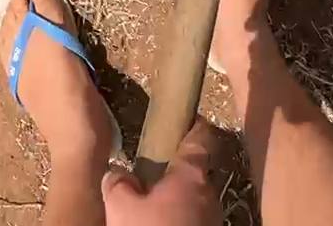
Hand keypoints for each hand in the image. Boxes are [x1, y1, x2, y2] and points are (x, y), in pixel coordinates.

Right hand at [101, 120, 219, 224]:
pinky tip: (161, 225)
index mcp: (191, 175)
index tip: (185, 118)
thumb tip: (118, 173)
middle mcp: (210, 194)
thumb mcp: (121, 209)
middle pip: (195, 172)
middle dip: (175, 173)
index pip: (200, 137)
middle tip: (151, 175)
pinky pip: (194, 222)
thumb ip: (118, 183)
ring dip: (177, 202)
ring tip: (152, 207)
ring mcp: (215, 222)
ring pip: (195, 201)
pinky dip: (180, 221)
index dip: (193, 125)